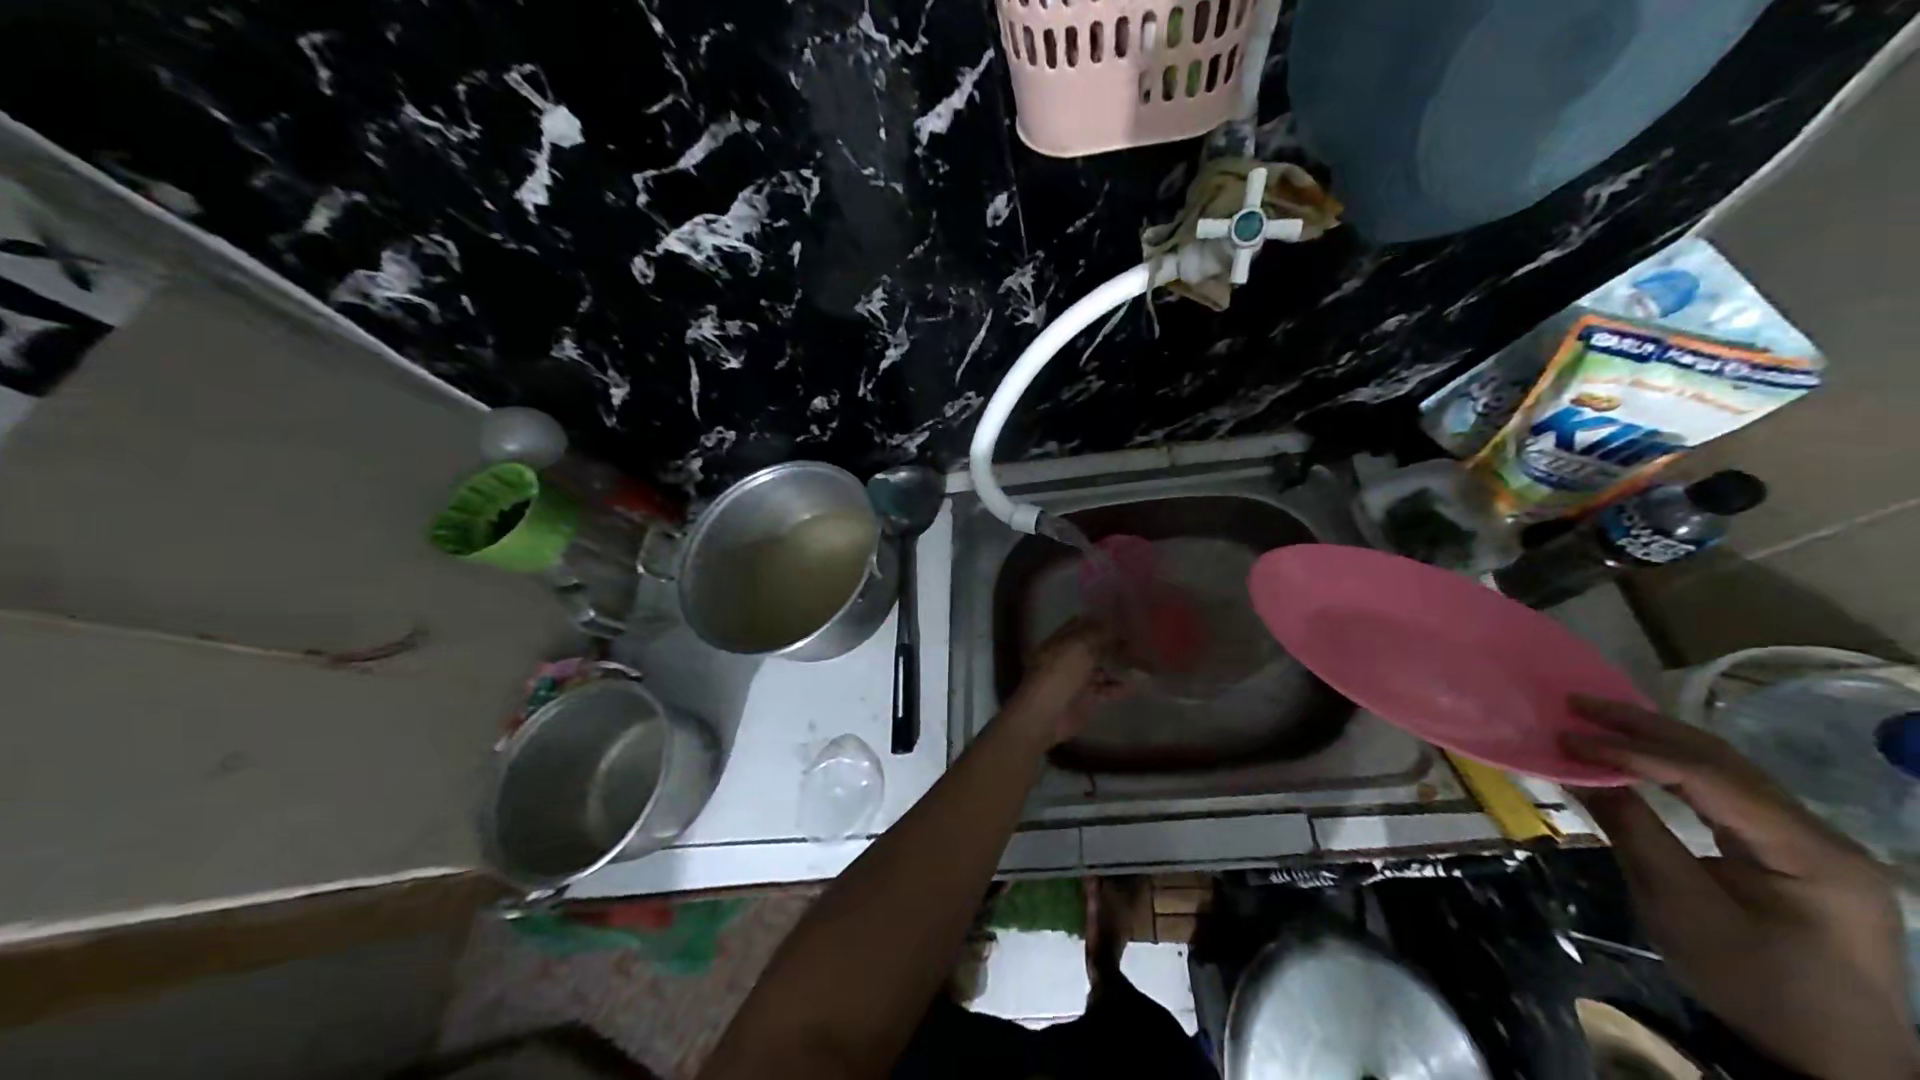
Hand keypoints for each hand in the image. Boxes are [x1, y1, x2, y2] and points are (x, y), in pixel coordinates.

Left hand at [1004, 619, 1131, 745]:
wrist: (1045, 716)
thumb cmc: (1058, 675)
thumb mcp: (1077, 648)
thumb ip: (1096, 635)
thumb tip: (1112, 622)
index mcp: (1060, 642)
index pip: (1081, 626)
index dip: (1100, 622)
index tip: (1123, 619)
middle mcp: (1068, 658)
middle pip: (1094, 648)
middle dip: (1115, 645)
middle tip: (1140, 642)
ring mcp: (1077, 679)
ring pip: (1102, 669)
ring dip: (1121, 667)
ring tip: (1144, 665)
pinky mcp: (1086, 699)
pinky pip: (1106, 690)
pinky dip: (1119, 688)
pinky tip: (1135, 685)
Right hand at [1562, 695, 1919, 1079]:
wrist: (1829, 1060)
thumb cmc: (1753, 983)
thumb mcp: (1682, 908)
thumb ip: (1634, 831)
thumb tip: (1579, 771)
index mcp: (1809, 849)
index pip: (1708, 777)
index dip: (1632, 750)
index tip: (1566, 736)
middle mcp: (1820, 834)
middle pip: (1725, 761)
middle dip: (1646, 727)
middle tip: (1578, 703)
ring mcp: (1813, 844)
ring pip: (1729, 772)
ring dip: (1659, 741)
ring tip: (1598, 719)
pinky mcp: (1795, 856)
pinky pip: (1731, 796)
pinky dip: (1677, 768)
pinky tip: (1641, 757)